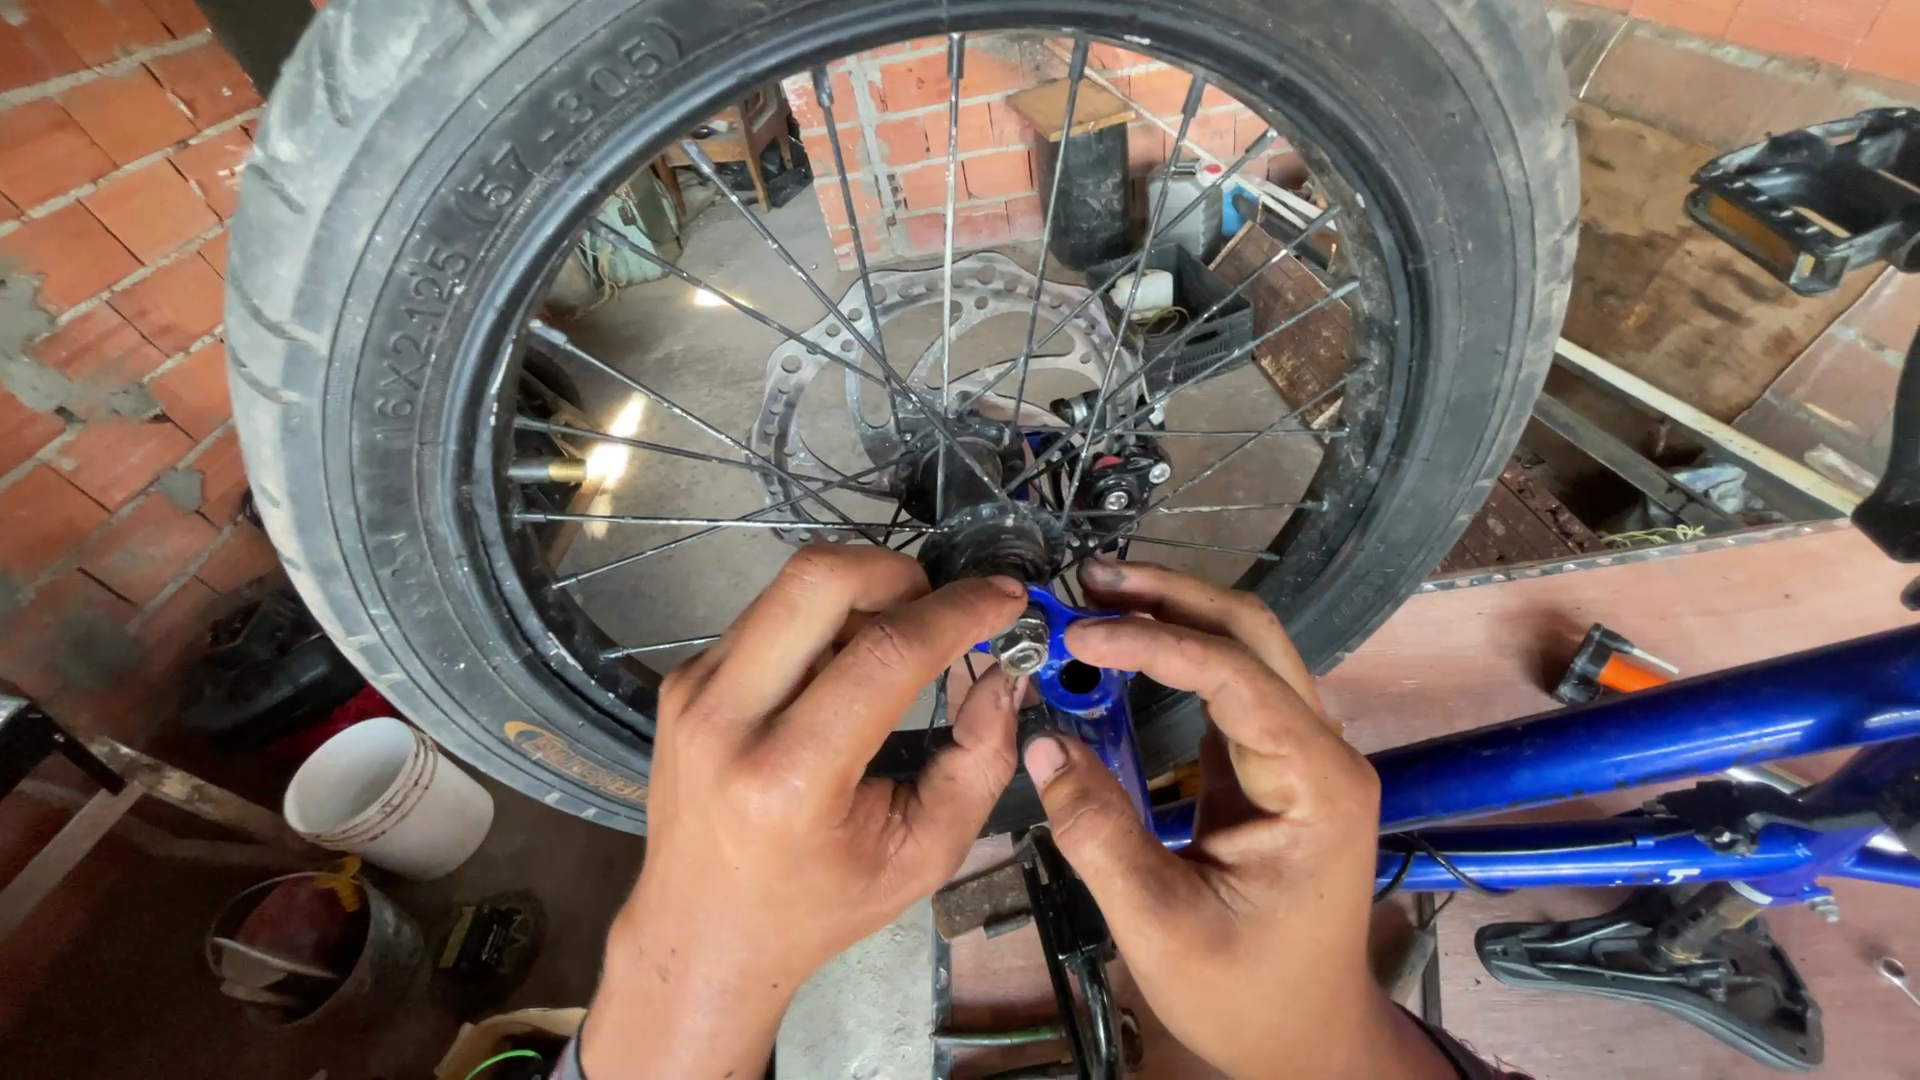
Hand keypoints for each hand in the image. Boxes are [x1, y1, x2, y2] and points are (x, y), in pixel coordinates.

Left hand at [581, 546, 1027, 1079]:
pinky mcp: (685, 677)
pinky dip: (825, 616)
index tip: (1004, 597)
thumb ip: (979, 761)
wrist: (701, 931)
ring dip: (862, 591)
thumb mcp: (923, 856)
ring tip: (895, 639)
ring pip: (792, 584)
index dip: (958, 612)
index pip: (886, 653)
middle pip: (818, 578)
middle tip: (936, 605)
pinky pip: (770, 611)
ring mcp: (695, 688)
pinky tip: (843, 663)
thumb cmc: (819, 906)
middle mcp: (727, 717)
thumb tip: (1003, 674)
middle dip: (897, 570)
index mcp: (789, 779)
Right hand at [1022, 559, 1451, 1079]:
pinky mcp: (1266, 759)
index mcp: (1314, 783)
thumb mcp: (1160, 925)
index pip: (1232, 674)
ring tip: (1098, 597)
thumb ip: (1098, 831)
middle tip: (1091, 581)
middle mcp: (1318, 748)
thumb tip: (1043, 742)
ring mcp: (1296, 749)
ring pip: (1241, 645)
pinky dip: (1171, 650)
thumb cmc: (1246, 995)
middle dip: (1170, 595)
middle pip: (1251, 633)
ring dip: (1170, 610)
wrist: (1307, 1040)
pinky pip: (1223, 680)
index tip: (1079, 635)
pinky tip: (1123, 642)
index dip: (1152, 642)